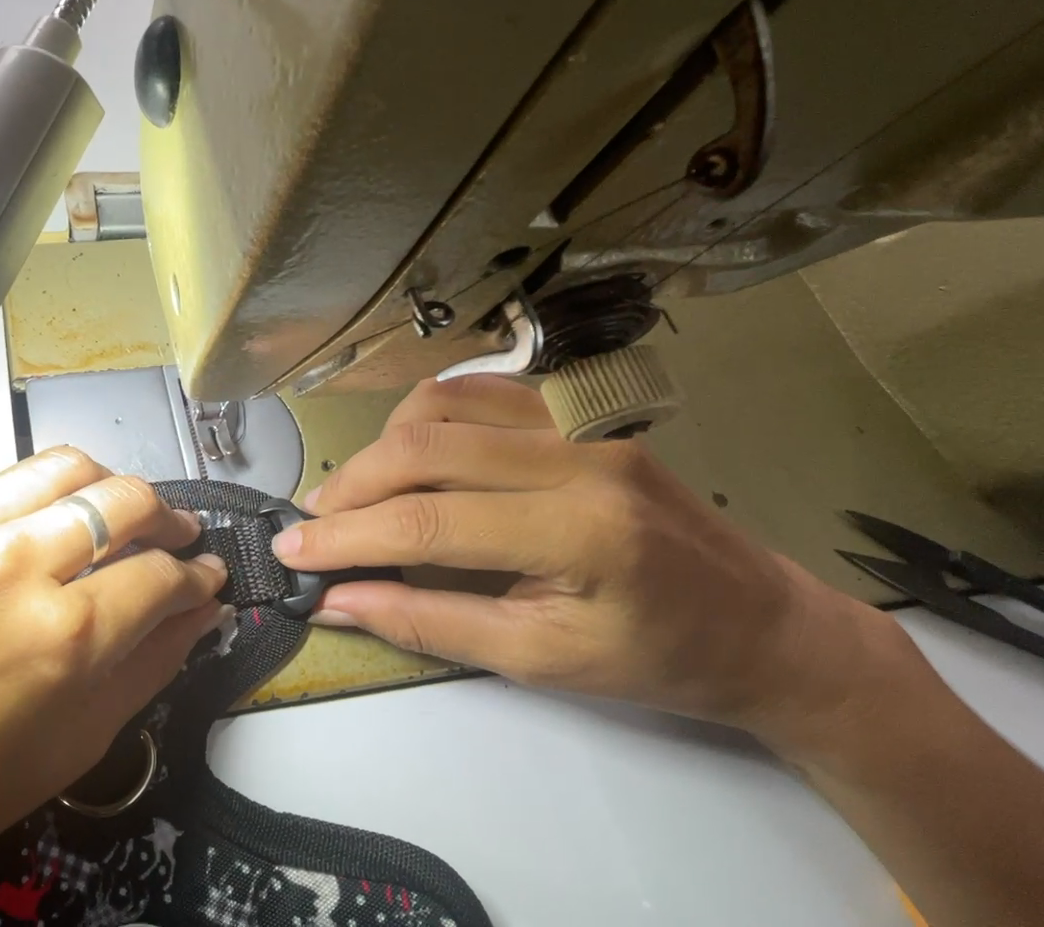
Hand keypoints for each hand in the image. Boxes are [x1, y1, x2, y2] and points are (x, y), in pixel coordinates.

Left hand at [0, 448, 228, 922]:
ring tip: (114, 515)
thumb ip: (149, 664)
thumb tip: (200, 607)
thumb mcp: (73, 744)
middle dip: (163, 516)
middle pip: (119, 497)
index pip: (159, 574)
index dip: (195, 575)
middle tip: (172, 535)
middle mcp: (10, 562)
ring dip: (102, 488)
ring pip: (59, 467)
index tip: (206, 574)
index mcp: (60, 637)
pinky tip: (24, 542)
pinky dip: (24, 511)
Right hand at [275, 374, 905, 744]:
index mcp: (579, 533)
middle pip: (422, 449)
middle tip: (314, 526)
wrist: (765, 624)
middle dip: (350, 487)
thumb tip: (336, 601)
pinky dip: (424, 418)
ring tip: (359, 495)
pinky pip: (477, 393)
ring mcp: (579, 424)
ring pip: (441, 407)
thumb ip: (429, 623)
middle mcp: (576, 458)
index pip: (427, 524)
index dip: (346, 539)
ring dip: (381, 449)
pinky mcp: (578, 412)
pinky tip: (409, 453)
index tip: (289, 552)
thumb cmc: (657, 659)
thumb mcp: (539, 661)